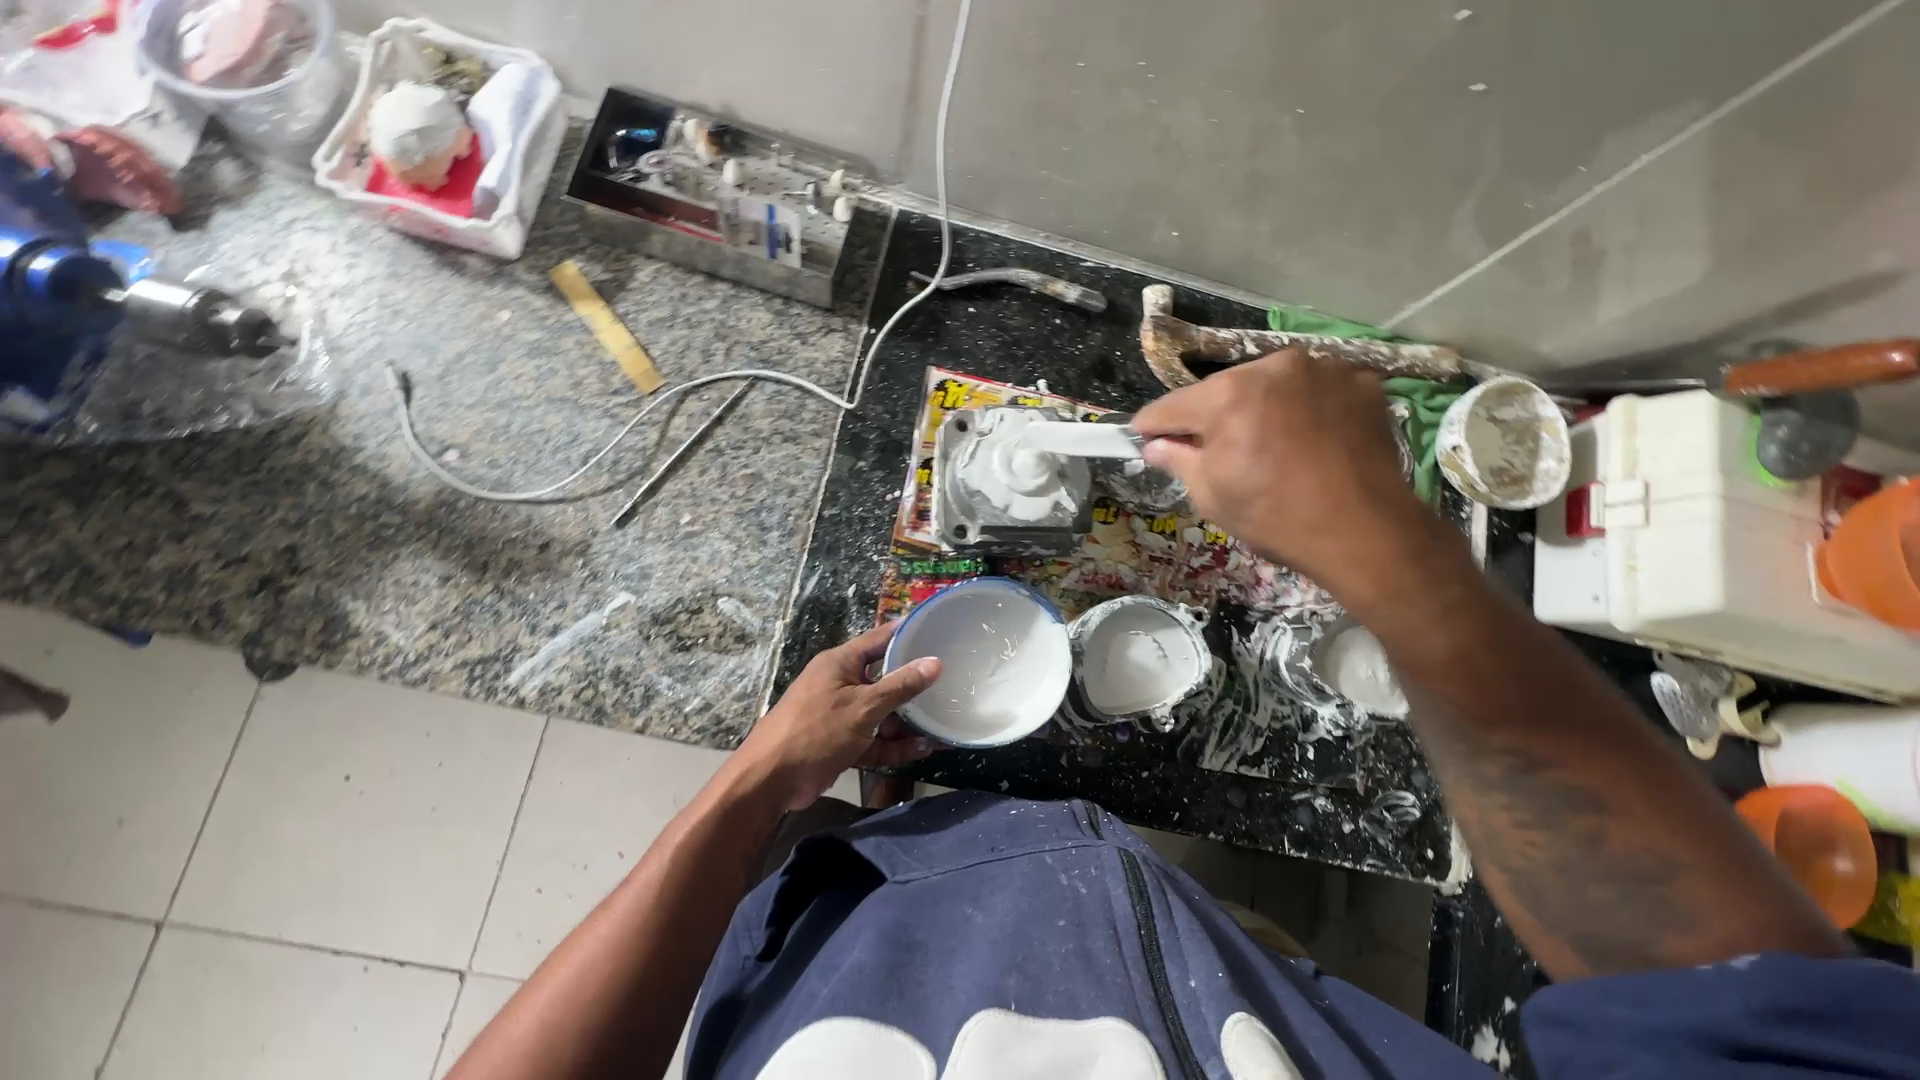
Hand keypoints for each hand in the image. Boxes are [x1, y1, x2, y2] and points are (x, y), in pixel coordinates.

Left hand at [726, 622, 943, 811]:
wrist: (771, 780)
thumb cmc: (816, 731)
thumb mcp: (863, 706)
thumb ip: (900, 686)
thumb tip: (935, 663)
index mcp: (840, 663)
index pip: (880, 639)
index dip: (908, 633)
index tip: (939, 630)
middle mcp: (840, 684)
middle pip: (884, 678)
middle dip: (914, 685)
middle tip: (952, 683)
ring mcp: (841, 715)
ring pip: (882, 713)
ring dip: (908, 722)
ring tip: (944, 725)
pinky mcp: (842, 743)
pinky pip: (874, 739)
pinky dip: (895, 745)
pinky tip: (924, 749)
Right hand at [1133, 350, 1463, 603]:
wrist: (1366, 532)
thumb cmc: (1277, 518)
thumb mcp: (1213, 496)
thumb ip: (1179, 460)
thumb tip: (1155, 445)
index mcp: (1227, 395)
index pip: (1171, 405)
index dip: (1154, 426)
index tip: (1145, 437)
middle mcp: (1273, 367)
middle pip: (1224, 389)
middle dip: (1214, 416)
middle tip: (1216, 451)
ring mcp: (1323, 369)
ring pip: (1272, 384)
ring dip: (1262, 407)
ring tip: (1270, 445)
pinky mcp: (1362, 382)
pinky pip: (1317, 389)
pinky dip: (1307, 408)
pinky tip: (1312, 439)